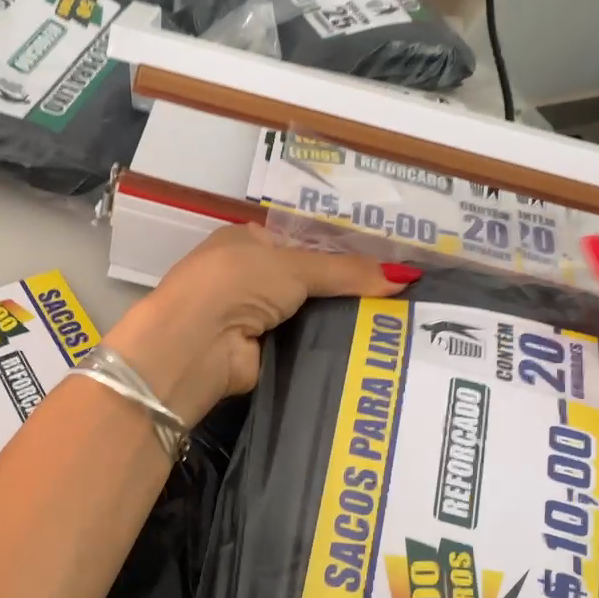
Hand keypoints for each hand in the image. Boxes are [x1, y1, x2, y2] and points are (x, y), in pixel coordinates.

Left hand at [102, 225, 414, 424]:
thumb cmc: (236, 283)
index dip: (339, 255)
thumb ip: (346, 270)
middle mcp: (247, 277)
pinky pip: (304, 347)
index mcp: (246, 242)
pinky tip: (368, 352)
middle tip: (398, 301)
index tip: (382, 269)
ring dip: (340, 322)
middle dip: (344, 292)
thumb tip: (402, 277)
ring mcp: (252, 318)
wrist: (196, 343)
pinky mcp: (261, 355)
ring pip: (307, 316)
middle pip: (307, 283)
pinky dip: (328, 349)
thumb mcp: (294, 266)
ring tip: (396, 327)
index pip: (301, 244)